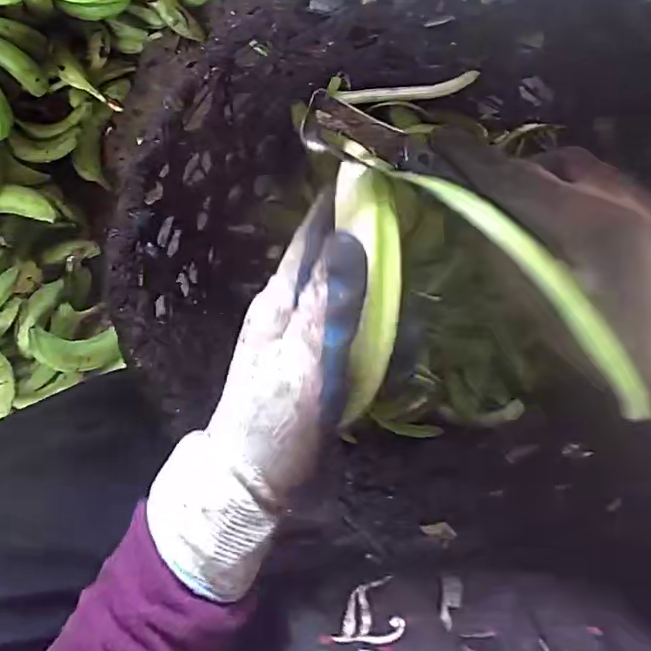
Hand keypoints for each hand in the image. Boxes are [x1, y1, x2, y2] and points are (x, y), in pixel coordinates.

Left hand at [145, 194, 366, 601]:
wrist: (250, 481)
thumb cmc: (273, 420)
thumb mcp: (304, 361)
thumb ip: (329, 304)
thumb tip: (351, 236)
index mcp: (279, 298)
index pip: (310, 236)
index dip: (335, 203)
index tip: (366, 169)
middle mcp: (286, 308)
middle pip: (325, 257)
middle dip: (356, 228)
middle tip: (401, 205)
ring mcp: (296, 335)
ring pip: (334, 286)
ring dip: (362, 264)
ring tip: (398, 244)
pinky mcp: (310, 361)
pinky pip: (342, 320)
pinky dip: (364, 306)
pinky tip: (385, 309)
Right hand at [434, 138, 650, 545]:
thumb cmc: (626, 353)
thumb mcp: (551, 315)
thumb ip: (510, 264)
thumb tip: (476, 226)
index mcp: (586, 221)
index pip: (513, 176)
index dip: (471, 158)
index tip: (439, 140)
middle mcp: (618, 199)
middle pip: (552, 162)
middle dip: (514, 169)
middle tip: (487, 194)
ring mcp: (646, 206)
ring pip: (585, 171)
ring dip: (548, 179)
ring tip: (529, 212)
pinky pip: (606, 188)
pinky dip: (576, 193)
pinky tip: (572, 230)